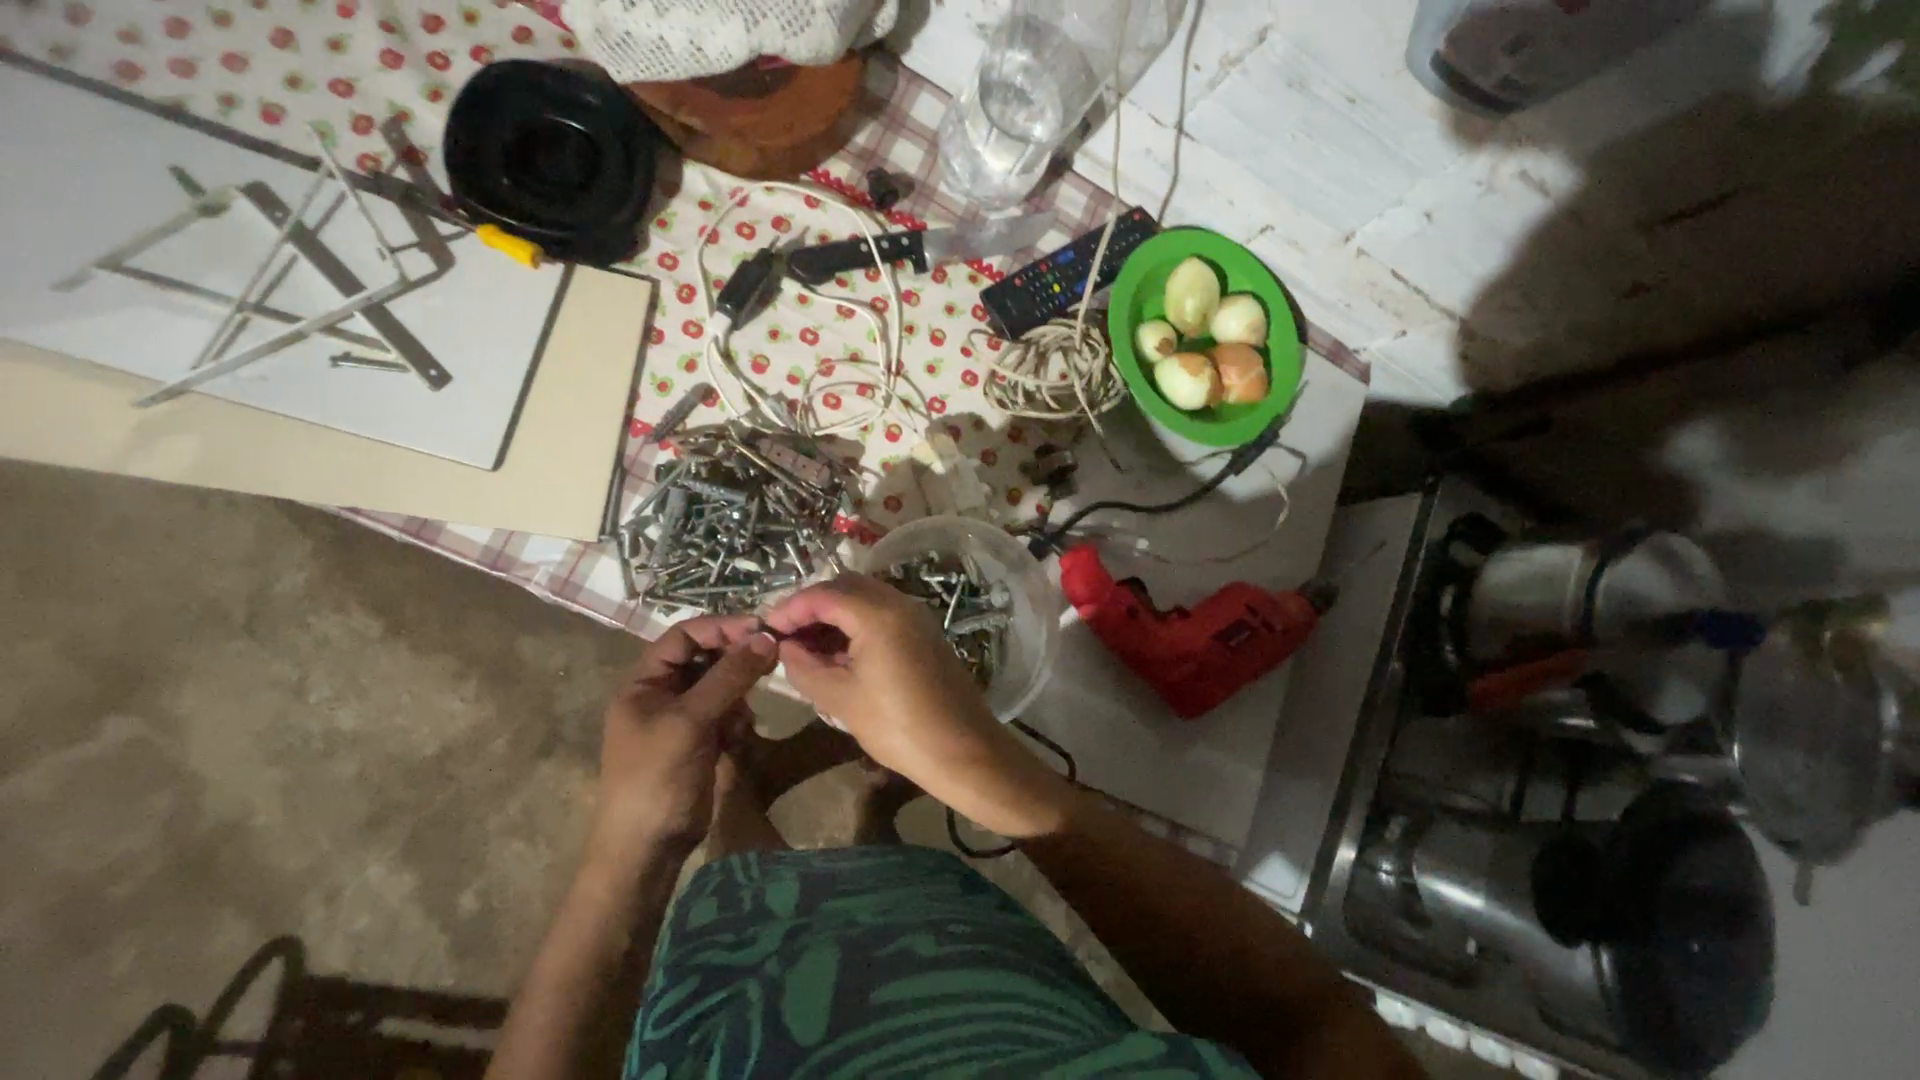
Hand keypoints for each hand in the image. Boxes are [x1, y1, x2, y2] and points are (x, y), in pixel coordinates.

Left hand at [590, 615, 778, 862]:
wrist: (647, 846)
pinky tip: (739, 738)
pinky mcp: (701, 742)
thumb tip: (767, 637)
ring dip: (738, 696)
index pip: (684, 636)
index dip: (720, 628)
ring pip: (722, 687)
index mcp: (644, 682)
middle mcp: (661, 694)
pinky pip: (727, 715)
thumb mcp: (690, 720)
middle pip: (706, 659)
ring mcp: (682, 720)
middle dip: (735, 662)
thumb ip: (728, 676)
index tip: (760, 629)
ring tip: (742, 719)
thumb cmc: (656, 775)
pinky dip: (737, 721)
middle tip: (771, 661)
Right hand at [766, 575, 1076, 838]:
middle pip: (845, 587)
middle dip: (812, 606)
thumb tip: (785, 648)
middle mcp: (900, 603)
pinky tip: (839, 654)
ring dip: (834, 615)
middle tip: (785, 636)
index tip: (767, 628)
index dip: (790, 608)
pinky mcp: (926, 633)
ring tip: (807, 648)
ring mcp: (917, 616)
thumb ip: (804, 667)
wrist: (964, 751)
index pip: (822, 594)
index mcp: (878, 614)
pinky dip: (856, 624)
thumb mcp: (840, 699)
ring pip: (865, 599)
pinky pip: (883, 614)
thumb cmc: (899, 727)